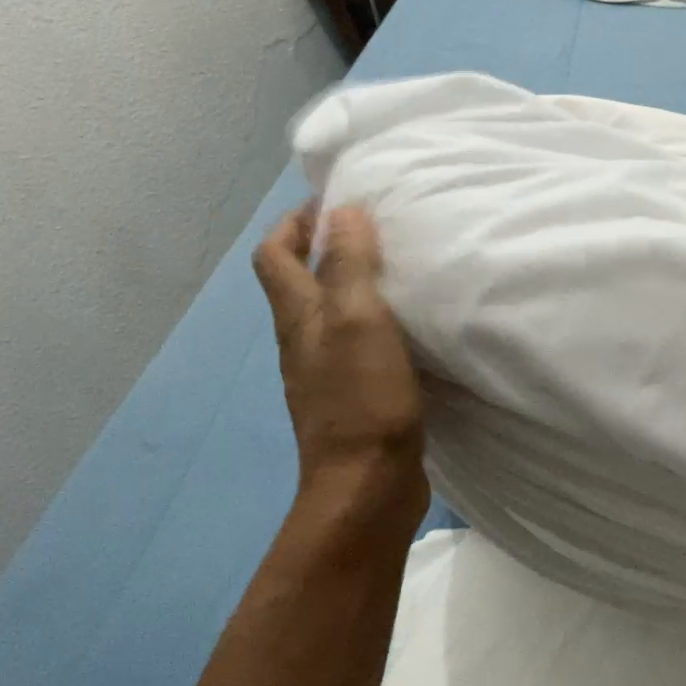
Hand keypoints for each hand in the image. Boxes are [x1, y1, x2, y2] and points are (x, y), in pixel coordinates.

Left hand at [253, 204, 426, 517]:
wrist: (367, 485)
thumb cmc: (363, 398)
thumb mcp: (360, 320)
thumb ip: (352, 265)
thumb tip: (342, 211)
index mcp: (300, 318)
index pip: (275, 255)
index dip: (294, 223)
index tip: (333, 200)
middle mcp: (305, 341)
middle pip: (299, 283)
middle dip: (325, 248)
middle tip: (374, 228)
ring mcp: (327, 373)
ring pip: (331, 315)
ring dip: (353, 286)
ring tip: (397, 270)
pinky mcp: (355, 397)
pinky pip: (358, 345)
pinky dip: (376, 323)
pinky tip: (410, 327)